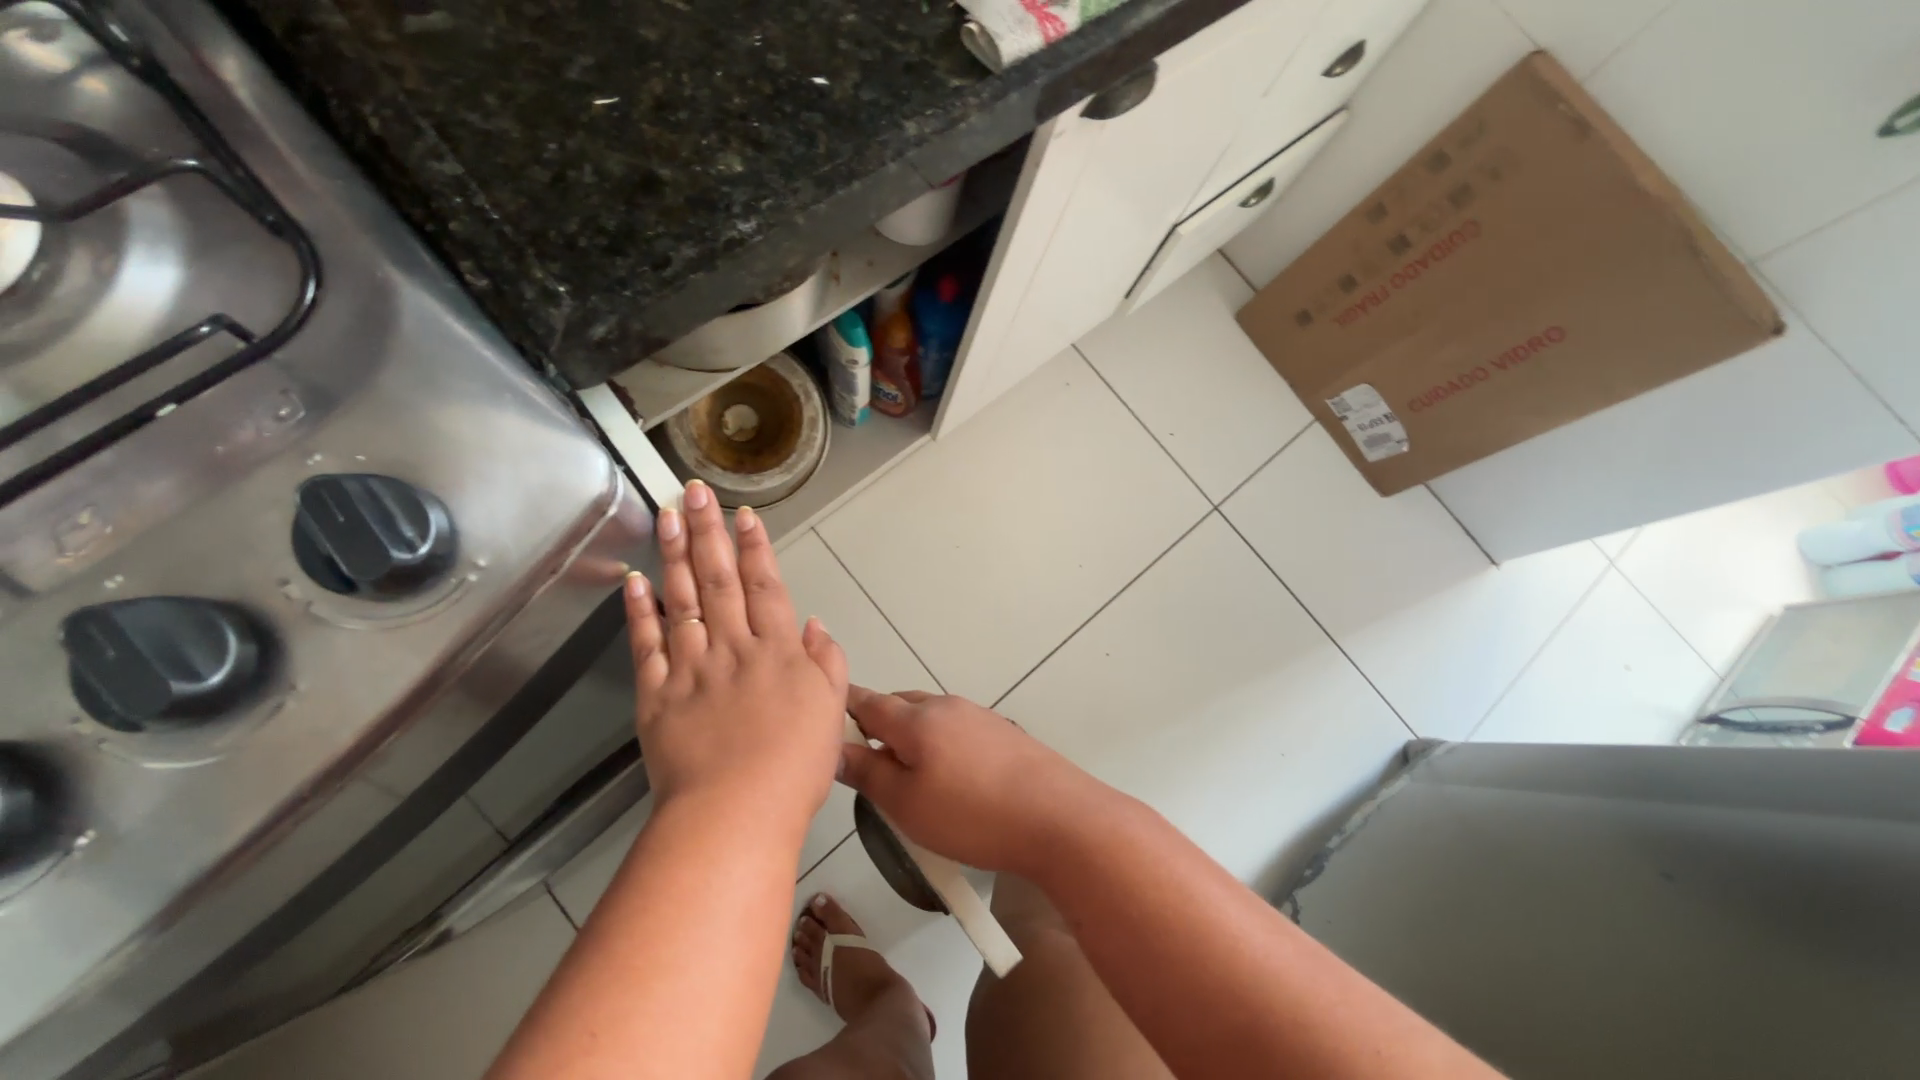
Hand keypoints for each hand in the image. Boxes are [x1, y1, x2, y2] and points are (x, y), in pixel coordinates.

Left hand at [627, 481, 848, 825]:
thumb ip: (827, 664)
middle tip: (693, 490)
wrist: (735, 812)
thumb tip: (813, 624)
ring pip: (681, 599)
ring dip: (673, 554)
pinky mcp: (655, 694)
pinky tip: (634, 580)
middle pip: (718, 578)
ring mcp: (690, 667)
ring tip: (665, 515)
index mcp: (778, 651)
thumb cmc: (794, 768)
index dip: (754, 548)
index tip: (742, 515)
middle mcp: (733, 647)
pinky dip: (639, 611)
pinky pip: (646, 644)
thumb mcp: (831, 713)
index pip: (764, 587)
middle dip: (707, 531)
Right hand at [837, 686, 1114, 874]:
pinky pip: (959, 731)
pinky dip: (943, 745)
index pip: (868, 701)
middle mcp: (948, 707)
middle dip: (878, 724)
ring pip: (932, 718)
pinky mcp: (1006, 735)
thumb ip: (867, 773)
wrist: (1060, 819)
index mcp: (917, 719)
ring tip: (909, 776)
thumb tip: (834, 749)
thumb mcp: (906, 804)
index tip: (825, 717)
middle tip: (867, 761)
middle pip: (901, 705)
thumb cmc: (972, 815)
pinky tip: (952, 779)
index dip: (844, 707)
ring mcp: (981, 718)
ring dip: (913, 736)